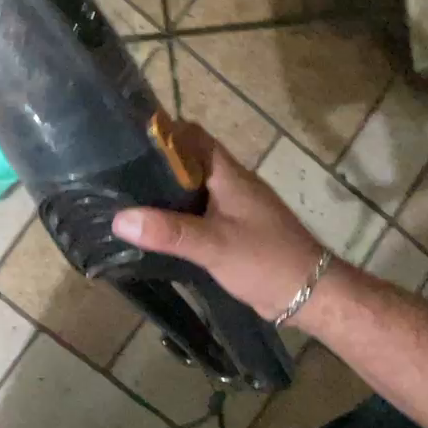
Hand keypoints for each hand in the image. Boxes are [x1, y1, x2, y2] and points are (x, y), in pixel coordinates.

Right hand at [111, 122, 325, 317]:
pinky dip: (176, 218)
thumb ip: (169, 232)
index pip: (194, 137)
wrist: (311, 294)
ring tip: (125, 201)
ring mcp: (234, 209)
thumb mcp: (213, 245)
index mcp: (229, 176)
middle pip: (189, 163)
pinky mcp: (233, 232)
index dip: (163, 133)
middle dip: (156, 166)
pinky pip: (198, 215)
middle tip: (115, 175)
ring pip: (193, 191)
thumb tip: (119, 218)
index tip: (126, 141)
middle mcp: (231, 185)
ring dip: (165, 194)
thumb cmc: (266, 260)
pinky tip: (155, 232)